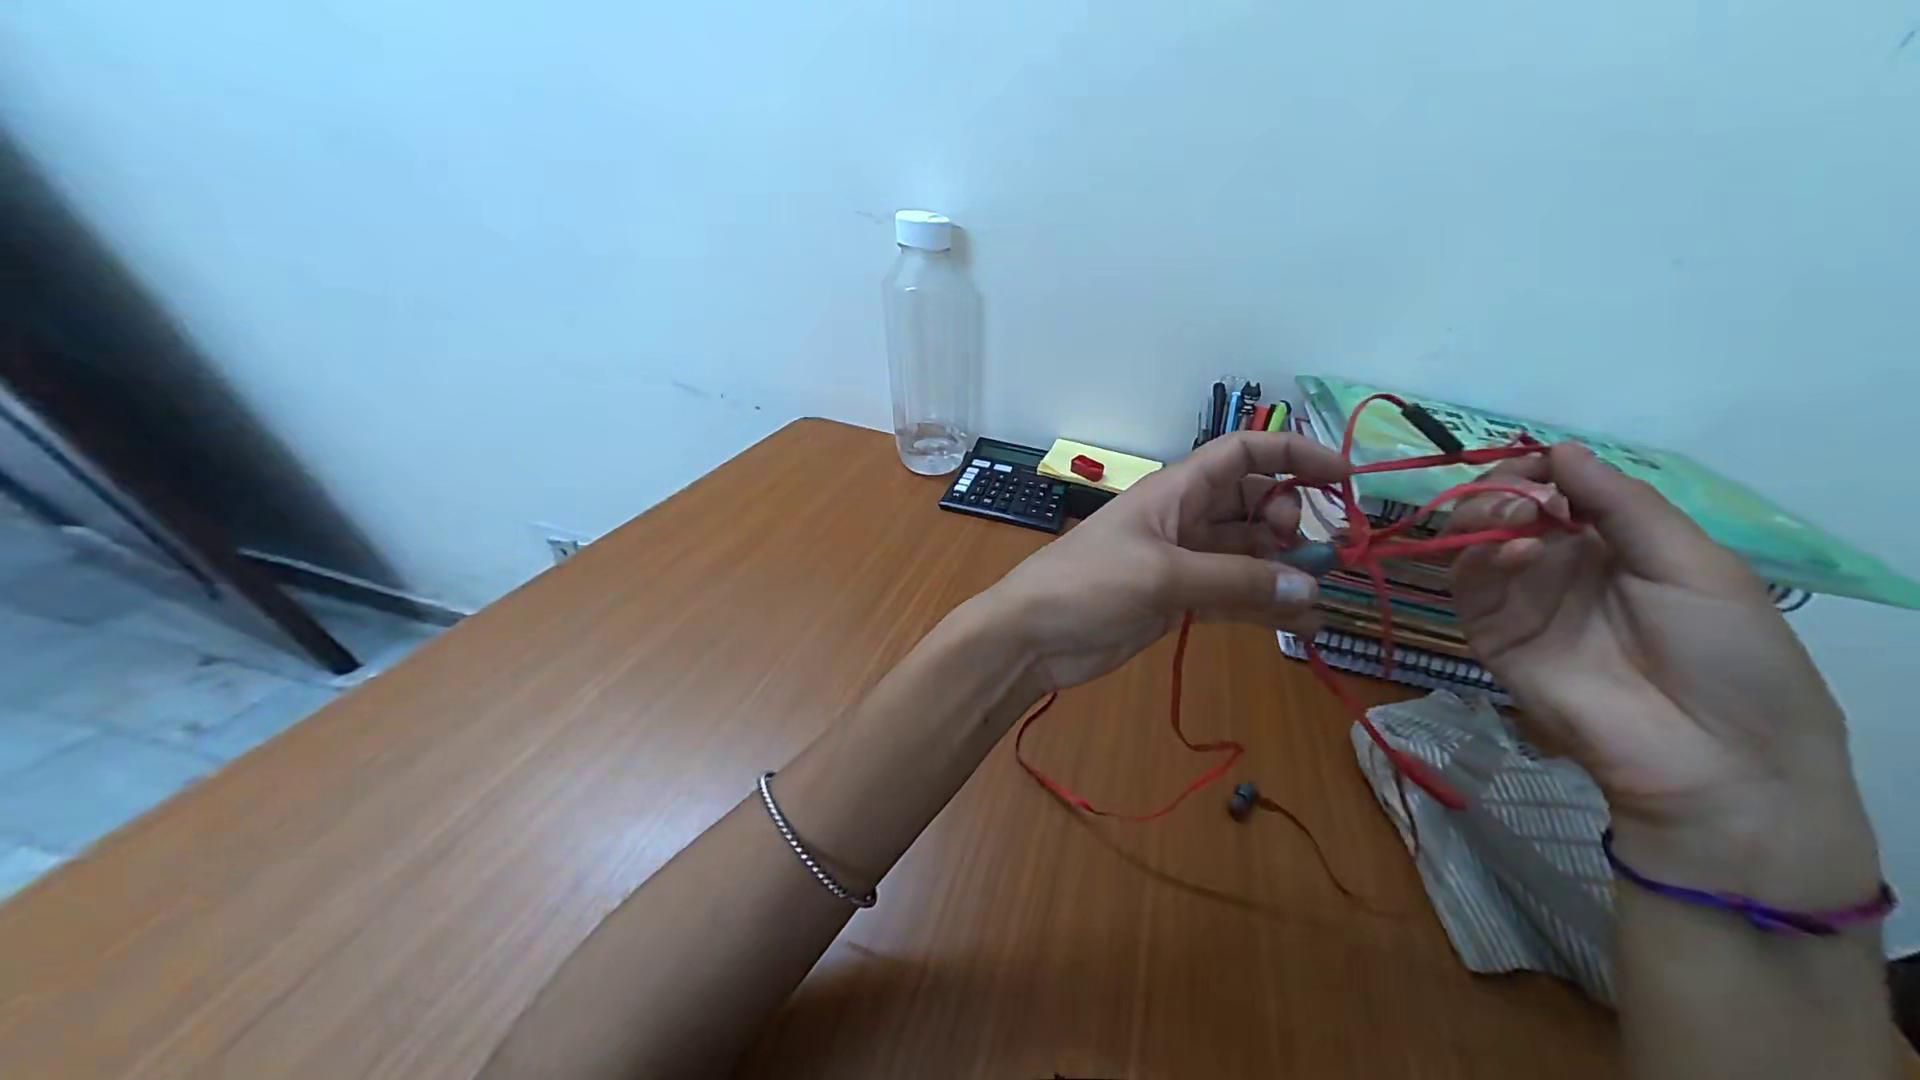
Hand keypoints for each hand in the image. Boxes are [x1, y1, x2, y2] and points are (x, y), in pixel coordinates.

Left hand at [976, 432, 1349, 692]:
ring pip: (1246, 555)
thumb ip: (1235, 580)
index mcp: (1175, 492)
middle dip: (1288, 520)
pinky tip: (1297, 622)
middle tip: (1306, 553)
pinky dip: (1261, 605)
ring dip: (1282, 570)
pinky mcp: (1177, 601)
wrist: (1032, 637)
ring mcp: (1181, 562)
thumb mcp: (1162, 575)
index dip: (1292, 454)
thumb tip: (1308, 586)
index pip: (1242, 453)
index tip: (1342, 478)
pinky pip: (1231, 595)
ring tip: (1315, 597)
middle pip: (1252, 504)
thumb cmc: (1087, 585)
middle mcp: (1183, 521)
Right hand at [1449, 444, 1877, 899]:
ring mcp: (1518, 600)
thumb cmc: (1729, 653)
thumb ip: (1623, 505)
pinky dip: (1480, 560)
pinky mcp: (1488, 633)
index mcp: (1610, 545)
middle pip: (1500, 513)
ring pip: (1472, 543)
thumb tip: (1559, 448)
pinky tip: (1515, 552)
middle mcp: (1555, 566)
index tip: (1534, 461)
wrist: (1712, 754)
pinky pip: (1467, 587)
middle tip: (1517, 491)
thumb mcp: (1696, 565)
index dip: (1537, 471)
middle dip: (1500, 490)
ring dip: (1483, 519)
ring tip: (1514, 516)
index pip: (1552, 493)